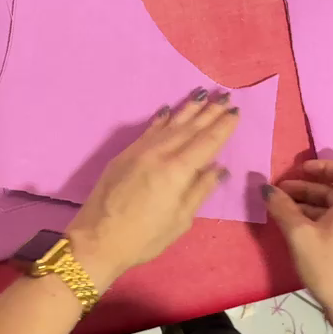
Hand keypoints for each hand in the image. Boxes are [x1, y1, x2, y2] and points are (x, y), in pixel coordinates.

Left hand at [66, 90, 239, 287]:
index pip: (206, 142)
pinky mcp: (125, 154)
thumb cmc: (144, 238)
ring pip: (169, 124)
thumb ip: (199, 190)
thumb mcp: (180, 220)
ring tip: (202, 94)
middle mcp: (159, 153)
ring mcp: (140, 151)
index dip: (222, 127)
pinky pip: (149, 130)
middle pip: (189, 128)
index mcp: (177, 171)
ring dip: (187, 109)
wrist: (96, 239)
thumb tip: (218, 168)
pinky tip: (169, 109)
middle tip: (225, 96)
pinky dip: (161, 119)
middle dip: (209, 112)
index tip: (236, 112)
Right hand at [262, 160, 332, 323]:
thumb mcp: (300, 235)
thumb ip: (282, 208)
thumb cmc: (330, 267)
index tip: (298, 171)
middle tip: (279, 194)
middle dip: (306, 188)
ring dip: (309, 205)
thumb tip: (266, 188)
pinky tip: (298, 230)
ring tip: (283, 211)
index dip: (322, 166)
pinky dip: (318, 220)